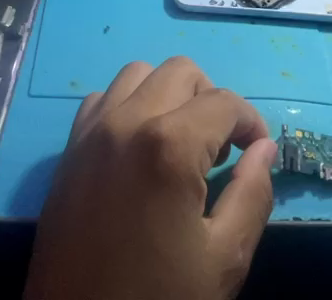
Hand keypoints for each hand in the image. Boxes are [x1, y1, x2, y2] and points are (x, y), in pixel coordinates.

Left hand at [25, 57, 276, 299]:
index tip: (257, 154)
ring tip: (180, 144)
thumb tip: (264, 148)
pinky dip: (127, 108)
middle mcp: (127, 122)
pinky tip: (138, 151)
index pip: (225, 103)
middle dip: (210, 101)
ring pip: (138, 74)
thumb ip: (253, 194)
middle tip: (220, 151)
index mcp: (169, 145)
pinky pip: (102, 100)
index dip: (251, 124)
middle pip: (181, 72)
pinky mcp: (68, 151)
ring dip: (167, 95)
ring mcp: (91, 133)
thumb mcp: (224, 259)